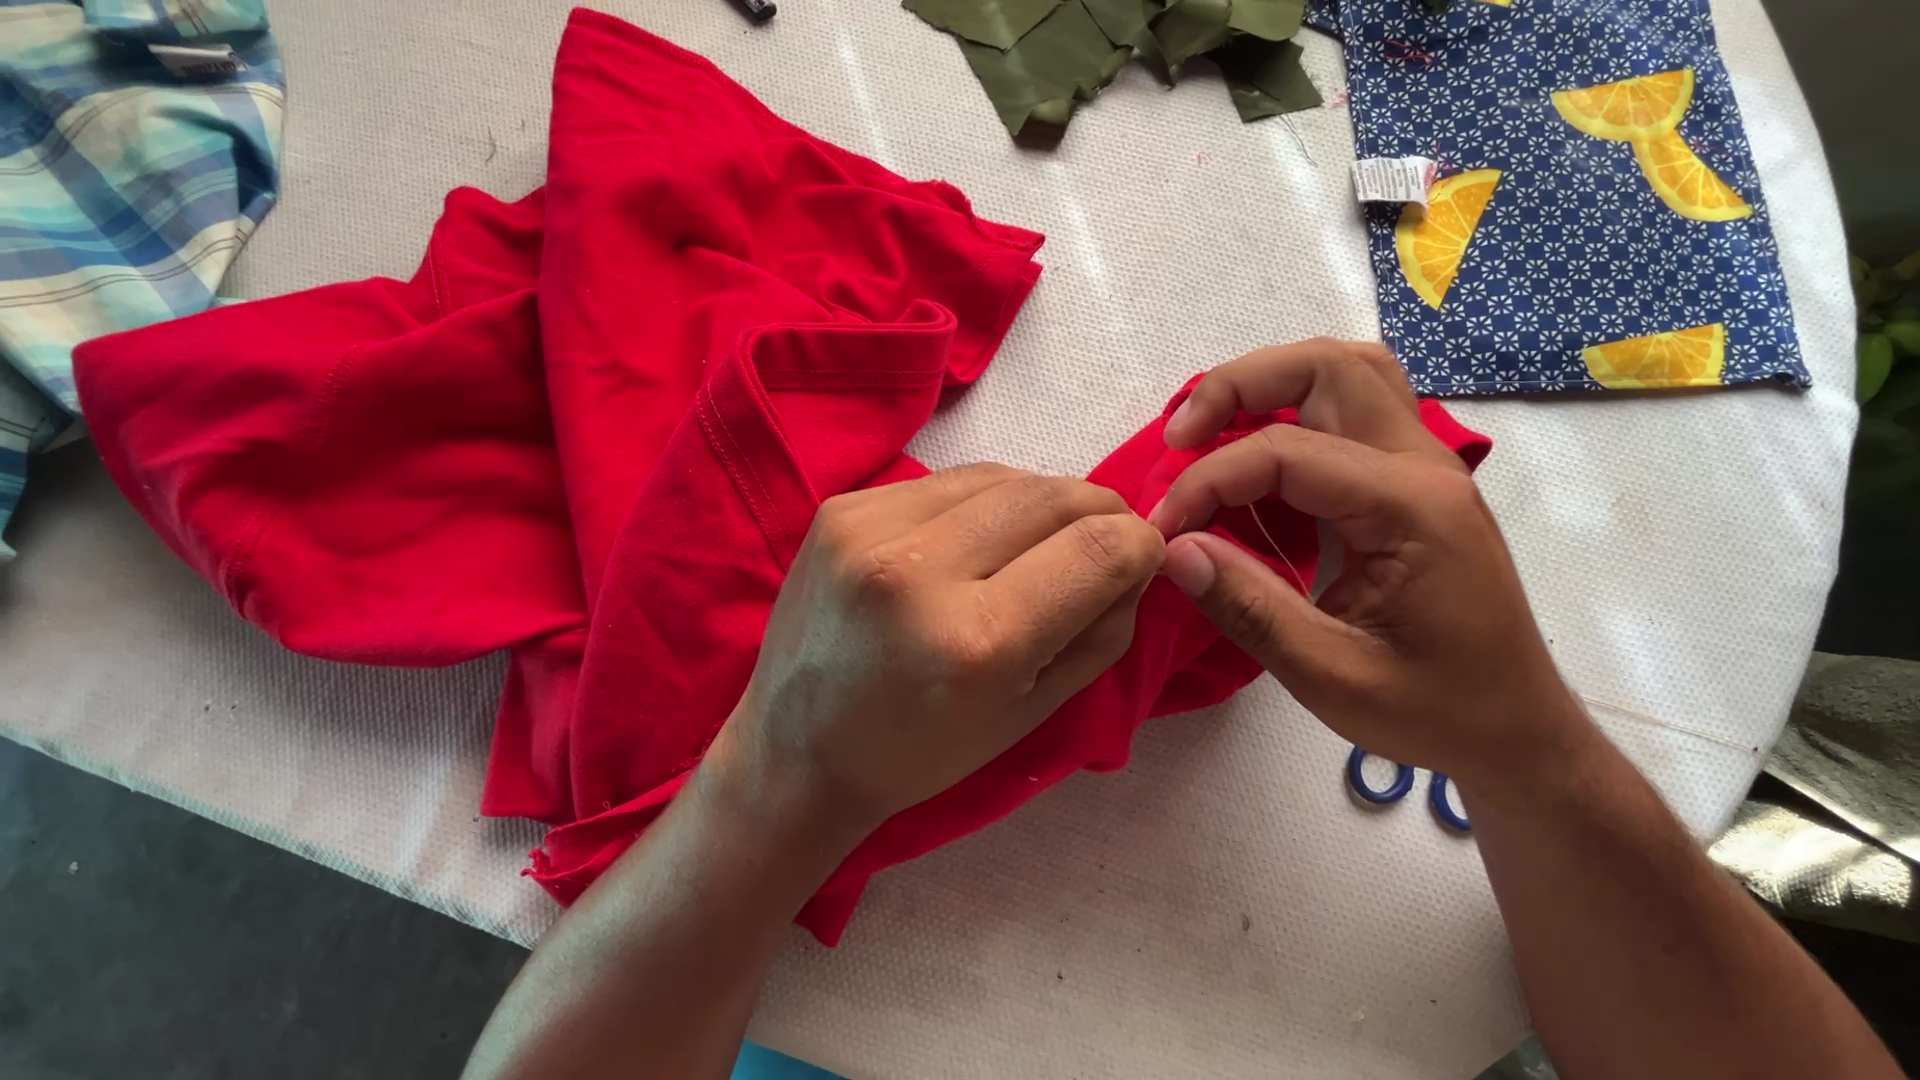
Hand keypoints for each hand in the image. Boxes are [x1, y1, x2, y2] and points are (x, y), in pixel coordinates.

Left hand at [721, 464, 1165, 832]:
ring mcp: (869, 527)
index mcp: (977, 641)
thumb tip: (1137, 554)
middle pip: (1053, 495)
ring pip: (1003, 475)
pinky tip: (973, 540)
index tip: (1141, 557)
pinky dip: (982, 504)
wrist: (797, 749)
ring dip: (1041, 502)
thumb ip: (1103, 628)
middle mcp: (919, 569)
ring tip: (1037, 543)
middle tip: (1104, 538)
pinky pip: (947, 481)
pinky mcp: (841, 507)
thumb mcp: (1035, 712)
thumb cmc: (923, 752)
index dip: (1142, 544)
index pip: (1100, 548)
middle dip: (1100, 511)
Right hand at [1148, 339, 1585, 785]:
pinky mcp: (1414, 483)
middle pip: (1327, 368)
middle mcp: (1425, 465)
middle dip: (1236, 388)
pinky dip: (1294, 408)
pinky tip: (1257, 451)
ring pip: (1347, 373)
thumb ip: (1250, 607)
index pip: (1286, 452)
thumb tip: (1173, 550)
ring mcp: (1426, 467)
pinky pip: (1354, 409)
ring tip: (1209, 428)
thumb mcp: (1332, 676)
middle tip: (1176, 438)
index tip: (1161, 529)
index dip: (1208, 481)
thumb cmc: (1435, 711)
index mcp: (1411, 508)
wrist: (1516, 730)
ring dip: (1270, 384)